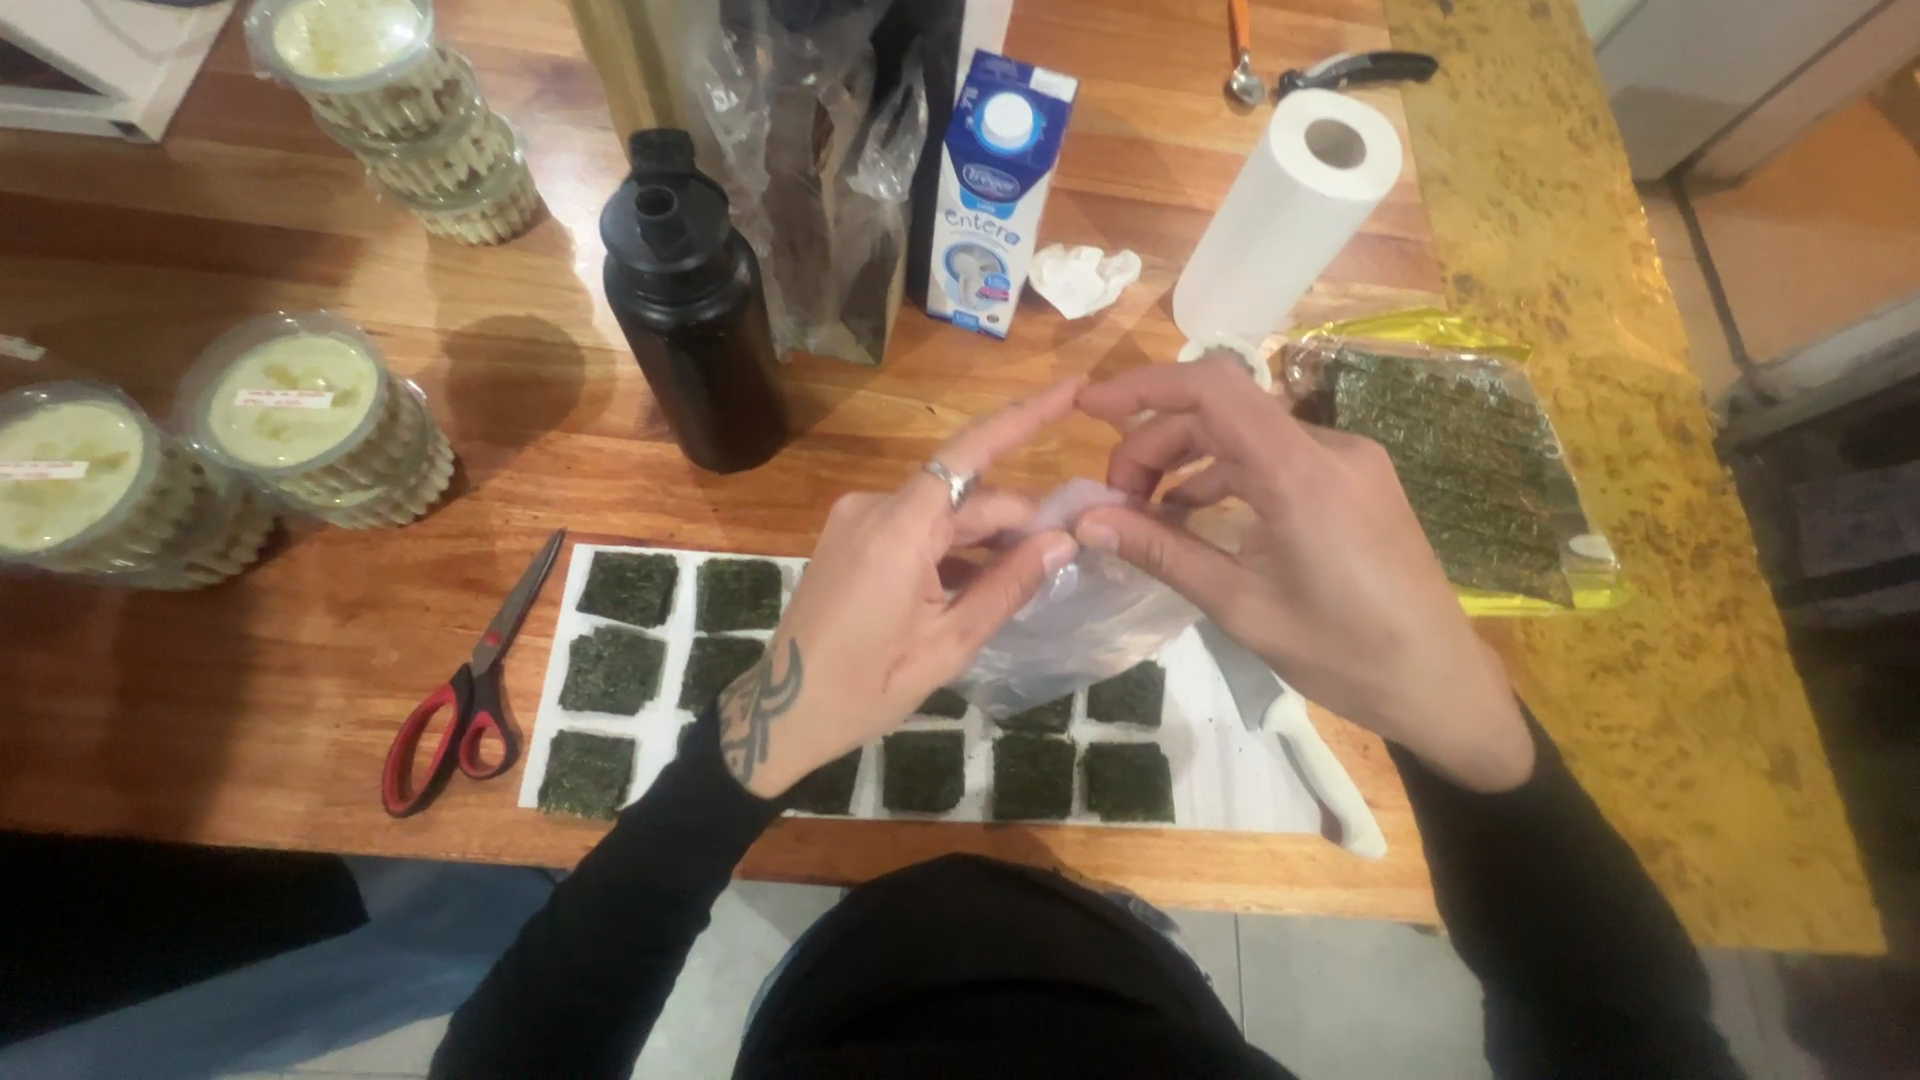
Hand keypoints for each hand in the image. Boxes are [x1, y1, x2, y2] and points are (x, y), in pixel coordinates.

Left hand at [719, 379, 1083, 797]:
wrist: (783, 711)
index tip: (1074, 389)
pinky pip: (915, 526)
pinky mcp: (850, 535)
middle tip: (1062, 556)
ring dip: (984, 535)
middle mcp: (874, 507)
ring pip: (940, 510)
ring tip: (1025, 574)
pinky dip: (950, 545)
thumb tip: (1064, 540)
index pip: (970, 453)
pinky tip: (980, 578)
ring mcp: (857, 519)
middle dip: (1014, 517)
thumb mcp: (948, 644)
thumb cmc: (866, 689)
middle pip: (963, 493)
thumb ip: (1007, 585)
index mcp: (898, 531)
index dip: (1025, 417)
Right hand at [1074, 358, 1533, 792]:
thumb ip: (1161, 552)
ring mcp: (1346, 461)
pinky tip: (1196, 516)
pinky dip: (1224, 476)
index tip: (1090, 407)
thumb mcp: (1240, 606)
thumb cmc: (1343, 654)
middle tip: (1115, 501)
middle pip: (1221, 411)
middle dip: (1154, 443)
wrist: (1440, 685)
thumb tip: (1086, 523)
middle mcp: (1328, 447)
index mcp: (1302, 473)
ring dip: (1186, 460)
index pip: (1213, 389)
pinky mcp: (1352, 480)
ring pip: (1245, 434)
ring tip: (1146, 513)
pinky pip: (1273, 458)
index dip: (1144, 386)